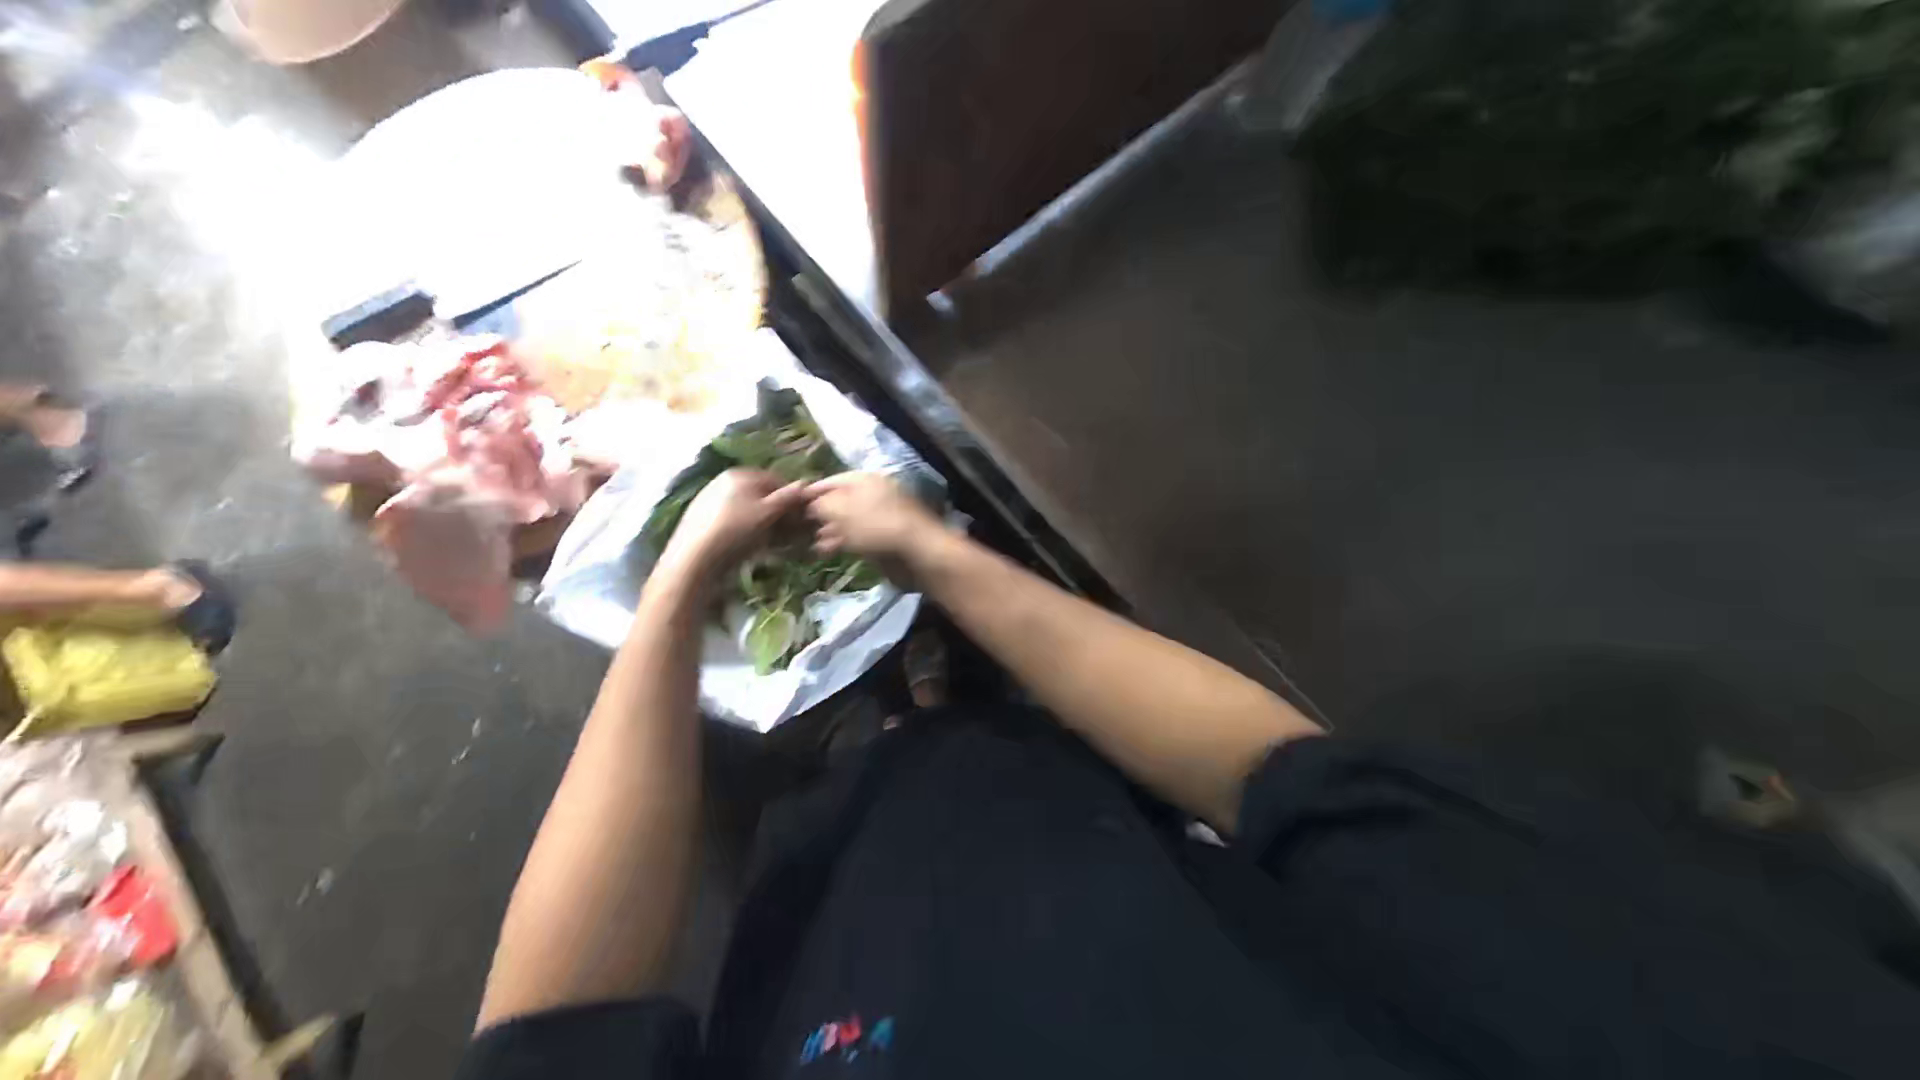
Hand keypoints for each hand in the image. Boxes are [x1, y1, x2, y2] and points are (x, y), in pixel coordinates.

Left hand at [657, 469, 805, 580]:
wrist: (693, 559)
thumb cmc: (735, 531)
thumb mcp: (768, 514)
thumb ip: (788, 498)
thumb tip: (806, 483)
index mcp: (739, 474)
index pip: (775, 481)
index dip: (791, 499)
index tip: (801, 519)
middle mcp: (722, 481)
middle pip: (759, 495)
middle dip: (775, 512)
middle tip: (786, 533)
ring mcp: (708, 499)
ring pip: (745, 509)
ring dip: (760, 523)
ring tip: (766, 543)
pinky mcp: (699, 519)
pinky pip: (730, 520)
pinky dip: (742, 530)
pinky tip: (744, 547)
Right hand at [804, 472, 944, 561]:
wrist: (916, 552)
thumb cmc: (876, 525)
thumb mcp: (841, 510)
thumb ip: (821, 505)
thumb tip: (810, 505)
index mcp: (863, 479)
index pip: (830, 481)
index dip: (810, 493)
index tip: (789, 505)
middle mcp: (871, 494)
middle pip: (838, 501)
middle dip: (817, 514)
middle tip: (795, 528)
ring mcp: (878, 517)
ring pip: (846, 521)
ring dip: (827, 530)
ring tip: (806, 541)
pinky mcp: (882, 538)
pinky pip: (856, 536)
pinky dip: (840, 541)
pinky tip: (824, 550)